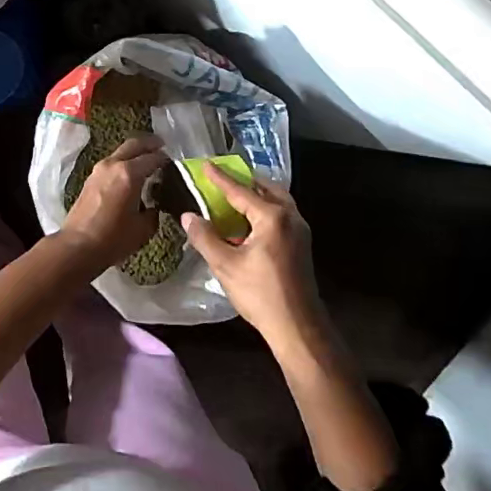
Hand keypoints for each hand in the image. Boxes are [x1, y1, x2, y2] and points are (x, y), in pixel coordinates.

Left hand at [60, 136, 169, 269]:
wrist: (77, 247)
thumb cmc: (113, 239)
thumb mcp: (143, 228)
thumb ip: (153, 211)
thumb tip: (154, 205)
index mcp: (129, 173)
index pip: (153, 158)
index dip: (165, 158)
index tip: (174, 162)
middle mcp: (113, 165)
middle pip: (134, 145)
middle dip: (149, 144)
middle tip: (162, 146)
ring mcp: (99, 170)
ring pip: (120, 153)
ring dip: (134, 153)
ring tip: (146, 161)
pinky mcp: (90, 179)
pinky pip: (112, 163)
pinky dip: (123, 163)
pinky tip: (130, 175)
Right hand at [181, 166, 325, 348]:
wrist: (298, 326)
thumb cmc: (261, 294)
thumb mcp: (225, 265)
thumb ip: (205, 237)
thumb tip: (189, 216)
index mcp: (272, 217)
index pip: (241, 191)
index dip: (221, 178)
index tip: (206, 165)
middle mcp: (290, 216)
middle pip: (265, 188)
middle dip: (244, 181)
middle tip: (224, 179)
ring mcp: (299, 230)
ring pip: (277, 201)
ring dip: (257, 195)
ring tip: (235, 197)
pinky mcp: (301, 243)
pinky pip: (281, 214)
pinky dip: (264, 209)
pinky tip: (249, 222)